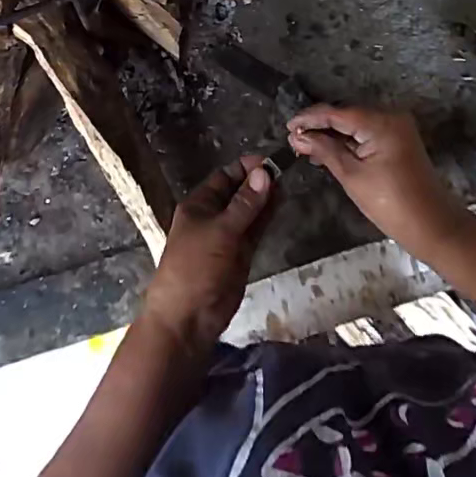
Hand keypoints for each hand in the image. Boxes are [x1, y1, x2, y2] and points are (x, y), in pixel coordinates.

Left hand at [139, 154, 275, 354]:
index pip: (223, 177)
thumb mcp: (221, 231)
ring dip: (265, 199)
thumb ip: (245, 204)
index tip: (270, 160)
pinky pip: (254, 231)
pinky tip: (280, 205)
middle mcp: (213, 217)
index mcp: (198, 205)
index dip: (245, 168)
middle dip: (258, 182)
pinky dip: (265, 218)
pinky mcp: (240, 255)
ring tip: (287, 183)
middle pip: (238, 193)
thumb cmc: (196, 266)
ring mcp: (227, 237)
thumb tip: (264, 173)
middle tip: (285, 170)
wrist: (188, 316)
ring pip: (249, 212)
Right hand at [288, 104, 466, 251]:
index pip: (335, 113)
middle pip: (344, 115)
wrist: (434, 228)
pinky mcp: (397, 140)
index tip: (286, 127)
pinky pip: (364, 133)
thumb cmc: (391, 203)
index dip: (308, 119)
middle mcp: (390, 116)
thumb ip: (323, 149)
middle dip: (318, 126)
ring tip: (305, 147)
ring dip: (330, 134)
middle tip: (293, 139)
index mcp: (380, 122)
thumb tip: (297, 136)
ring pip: (353, 124)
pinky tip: (326, 150)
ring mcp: (396, 128)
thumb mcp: (351, 175)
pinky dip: (346, 141)